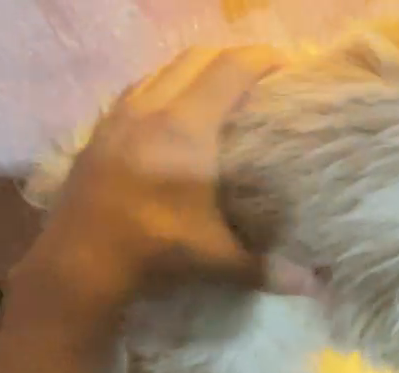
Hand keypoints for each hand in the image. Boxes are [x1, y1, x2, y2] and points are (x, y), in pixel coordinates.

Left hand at [13, 46, 319, 331]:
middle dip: (231, 58)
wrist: (83, 260)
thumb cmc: (157, 251)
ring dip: (194, 71)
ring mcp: (120, 116)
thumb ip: (267, 268)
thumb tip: (315, 288)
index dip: (263, 60)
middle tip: (259, 75)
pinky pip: (137, 92)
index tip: (288, 63)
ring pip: (162, 70)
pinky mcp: (100, 132)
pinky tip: (169, 114)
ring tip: (217, 90)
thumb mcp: (217, 261)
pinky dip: (162, 89)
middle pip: (196, 59)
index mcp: (187, 128)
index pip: (230, 71)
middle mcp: (152, 108)